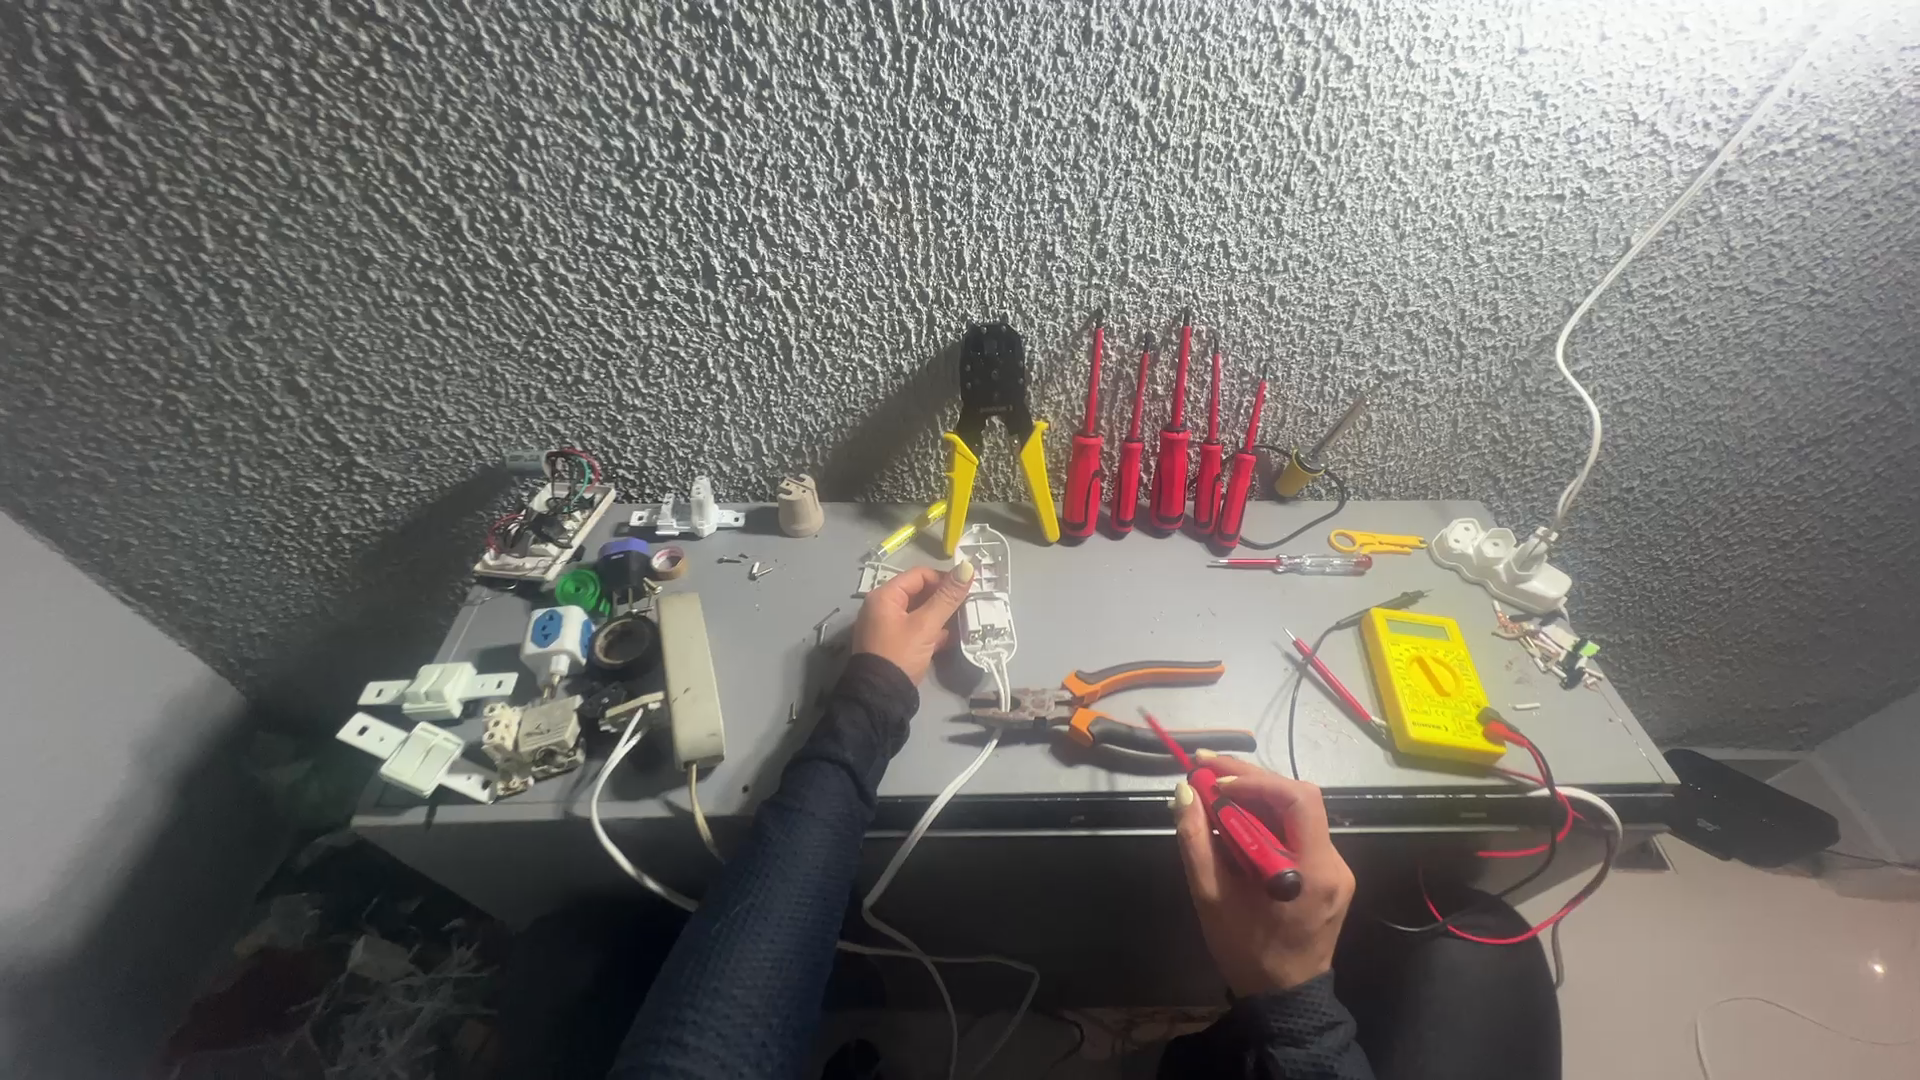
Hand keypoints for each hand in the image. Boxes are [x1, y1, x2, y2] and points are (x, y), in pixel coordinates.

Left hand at [850, 562, 974, 683]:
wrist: (881, 697)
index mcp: (884, 596)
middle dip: (943, 599)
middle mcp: (882, 607)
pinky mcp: (893, 644)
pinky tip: (947, 640)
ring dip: (939, 616)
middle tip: (966, 606)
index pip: (919, 575)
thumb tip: (967, 568)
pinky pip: (915, 629)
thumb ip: (947, 597)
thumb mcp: (926, 626)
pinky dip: (931, 631)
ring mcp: (886, 626)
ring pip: (919, 612)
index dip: (943, 579)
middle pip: (918, 593)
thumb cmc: (900, 655)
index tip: (965, 590)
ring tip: (961, 622)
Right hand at [1172, 753, 1355, 996]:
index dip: (1255, 780)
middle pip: (1295, 797)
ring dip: (1253, 793)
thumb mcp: (1209, 894)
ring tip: (1211, 788)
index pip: (1297, 799)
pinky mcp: (1327, 872)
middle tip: (1203, 767)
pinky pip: (1295, 828)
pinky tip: (1233, 816)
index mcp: (1311, 869)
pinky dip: (1263, 815)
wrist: (1283, 996)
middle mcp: (1332, 862)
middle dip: (1248, 777)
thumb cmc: (1244, 948)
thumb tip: (1184, 790)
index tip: (1214, 780)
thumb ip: (1195, 839)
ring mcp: (1334, 867)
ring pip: (1294, 809)